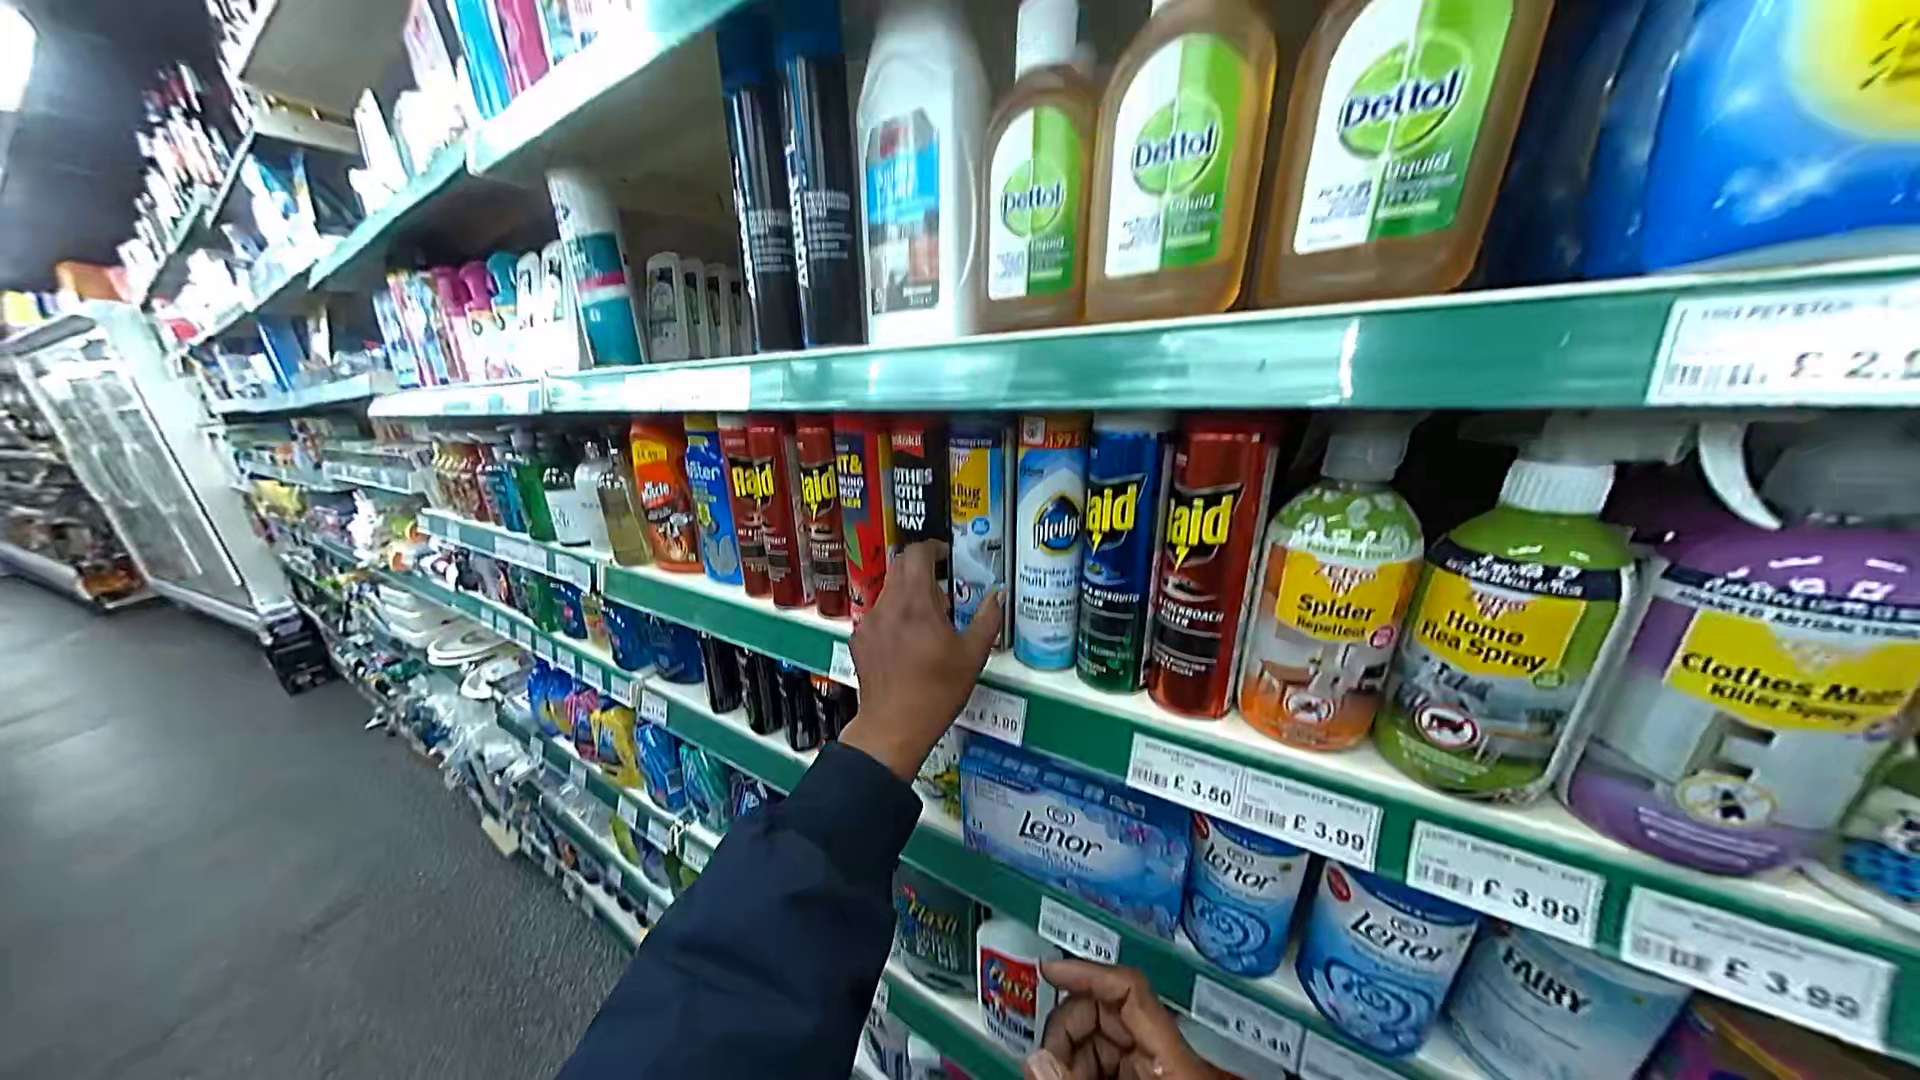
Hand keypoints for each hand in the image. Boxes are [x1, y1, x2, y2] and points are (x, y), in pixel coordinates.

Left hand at [838, 541, 1001, 781]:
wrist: (893, 727)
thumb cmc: (936, 693)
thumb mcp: (972, 656)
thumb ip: (987, 619)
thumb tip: (997, 595)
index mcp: (916, 604)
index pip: (917, 553)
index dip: (933, 547)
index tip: (945, 555)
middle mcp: (888, 606)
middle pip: (900, 565)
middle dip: (921, 568)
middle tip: (941, 588)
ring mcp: (869, 622)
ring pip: (888, 590)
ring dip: (908, 593)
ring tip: (926, 621)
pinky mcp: (859, 639)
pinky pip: (877, 613)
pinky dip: (893, 615)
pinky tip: (906, 641)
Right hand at [1023, 961, 1222, 1079]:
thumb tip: (1036, 1060)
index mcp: (1175, 1063)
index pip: (1128, 989)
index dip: (1087, 972)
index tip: (1050, 971)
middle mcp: (1169, 1063)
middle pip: (1109, 1013)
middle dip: (1069, 1026)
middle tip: (1044, 1059)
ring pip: (1105, 1042)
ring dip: (1072, 1053)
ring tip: (1053, 1075)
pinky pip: (1110, 1069)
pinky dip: (1084, 1073)